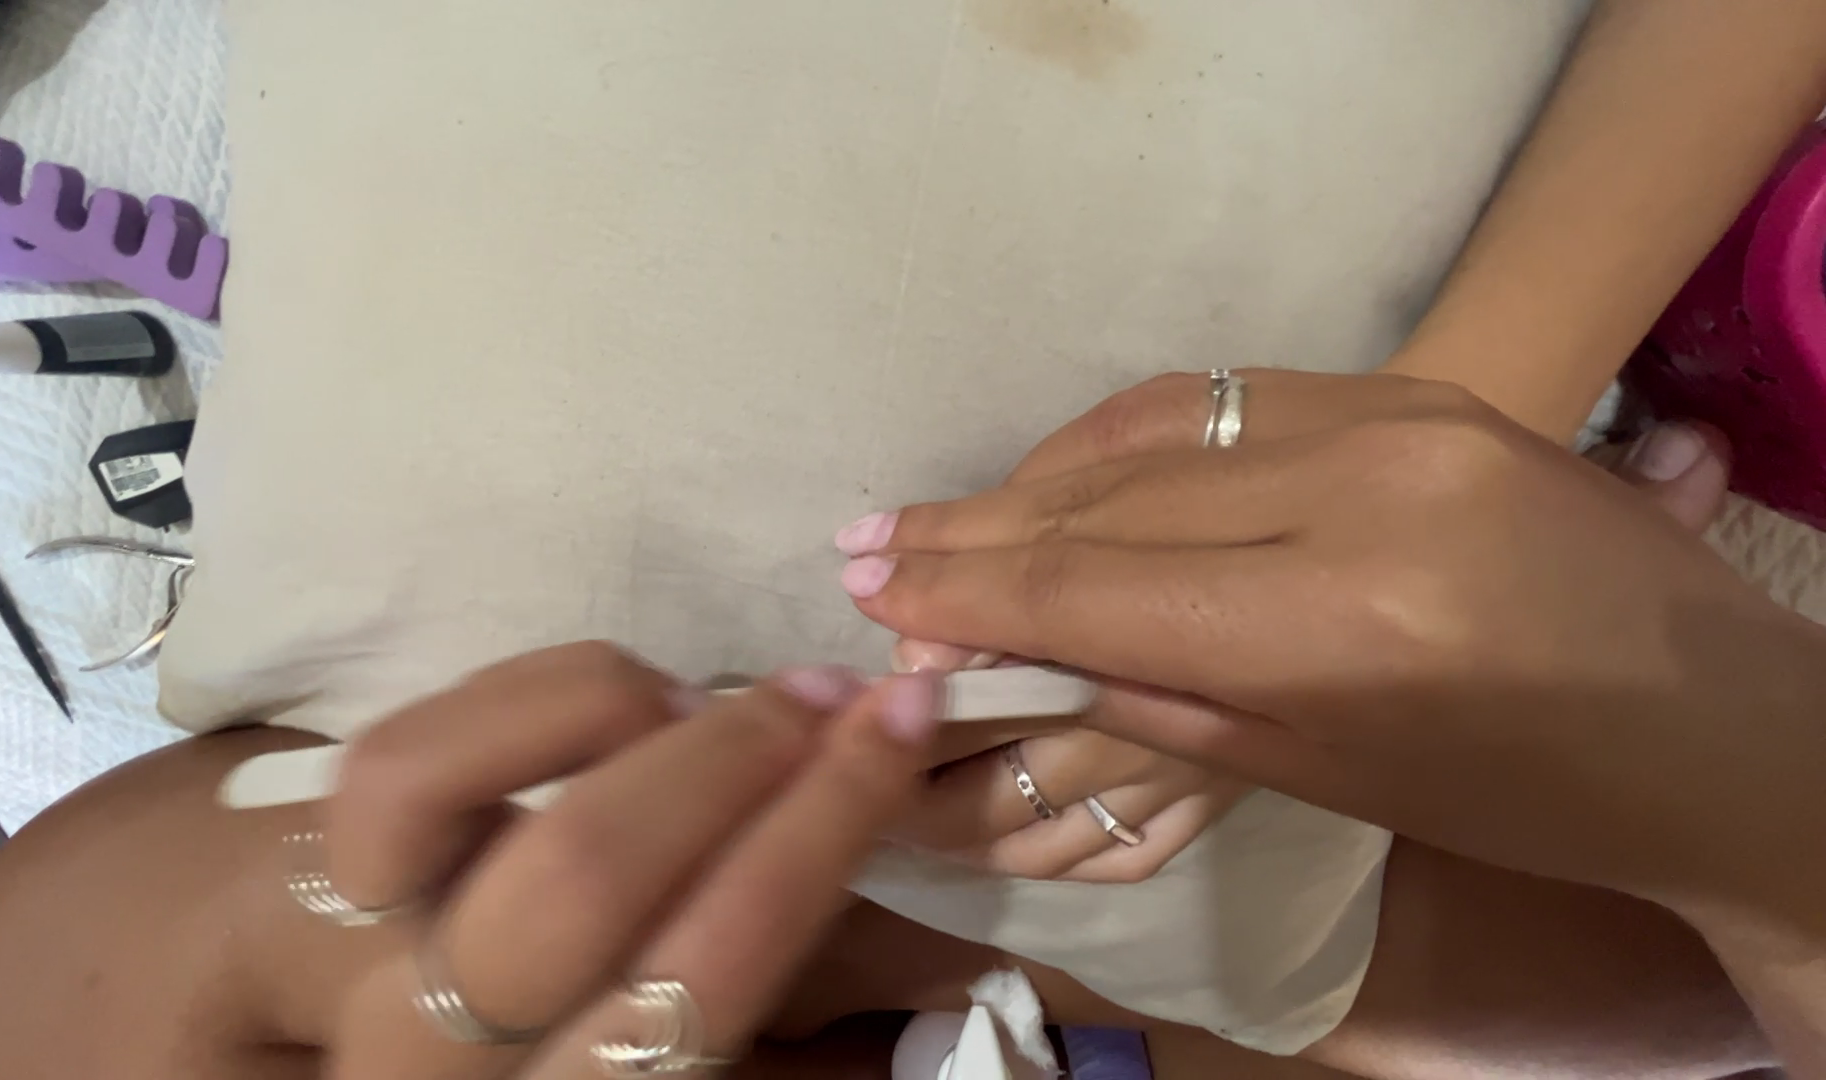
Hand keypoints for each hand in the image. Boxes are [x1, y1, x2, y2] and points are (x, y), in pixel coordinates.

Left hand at [313, 642, 940, 1078]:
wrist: (439, 1069)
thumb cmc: (624, 1043)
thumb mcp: (731, 1048)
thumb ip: (805, 973)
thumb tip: (901, 824)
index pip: (722, 959)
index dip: (827, 816)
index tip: (904, 712)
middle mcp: (445, 1051)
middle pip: (584, 869)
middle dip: (732, 748)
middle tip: (820, 691)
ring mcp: (360, 955)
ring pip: (435, 794)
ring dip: (617, 709)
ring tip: (696, 698)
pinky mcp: (328, 877)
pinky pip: (400, 756)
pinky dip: (529, 693)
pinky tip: (622, 698)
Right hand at [834, 370, 1825, 923]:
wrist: (1717, 725)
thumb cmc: (1505, 793)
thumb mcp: (1299, 770)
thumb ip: (1139, 689)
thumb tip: (1002, 648)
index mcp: (1343, 622)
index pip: (1095, 592)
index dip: (965, 596)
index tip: (872, 591)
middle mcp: (1359, 485)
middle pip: (1102, 505)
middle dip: (968, 536)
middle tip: (865, 544)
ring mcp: (1387, 412)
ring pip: (1137, 444)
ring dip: (1018, 486)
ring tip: (926, 518)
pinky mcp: (1398, 386)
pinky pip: (1201, 405)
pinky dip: (1102, 442)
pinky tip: (1035, 470)